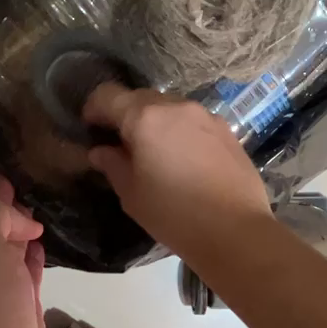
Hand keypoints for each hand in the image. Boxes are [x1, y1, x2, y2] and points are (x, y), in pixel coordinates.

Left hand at [0, 173, 48, 327]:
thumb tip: (24, 221)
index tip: (4, 156)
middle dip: (1, 196)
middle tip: (27, 175)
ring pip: (7, 239)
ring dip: (20, 223)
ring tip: (40, 204)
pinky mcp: (19, 295)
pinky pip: (26, 264)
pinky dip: (33, 251)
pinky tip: (44, 241)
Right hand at [83, 84, 273, 257]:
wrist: (236, 232)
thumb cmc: (175, 216)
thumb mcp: (132, 195)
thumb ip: (113, 165)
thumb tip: (101, 151)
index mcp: (146, 117)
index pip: (108, 95)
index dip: (93, 109)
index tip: (90, 129)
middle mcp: (177, 107)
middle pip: (142, 98)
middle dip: (127, 116)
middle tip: (122, 146)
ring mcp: (207, 117)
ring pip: (172, 109)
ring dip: (157, 124)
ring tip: (157, 155)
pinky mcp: (228, 133)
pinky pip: (195, 124)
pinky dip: (182, 134)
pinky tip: (186, 162)